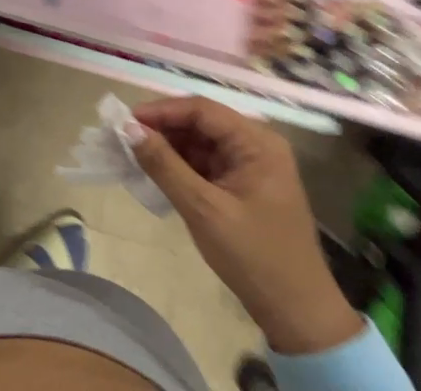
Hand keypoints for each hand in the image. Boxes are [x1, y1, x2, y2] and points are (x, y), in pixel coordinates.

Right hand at [129, 97, 363, 355]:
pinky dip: (181, 166)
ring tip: (134, 157)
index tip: (124, 123)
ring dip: (169, 147)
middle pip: (201, 122)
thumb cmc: (253, 256)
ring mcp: (252, 166)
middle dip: (162, 129)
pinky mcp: (245, 185)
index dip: (161, 111)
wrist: (296, 310)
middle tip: (124, 140)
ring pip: (201, 142)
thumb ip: (164, 165)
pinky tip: (157, 174)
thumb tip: (129, 129)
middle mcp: (258, 145)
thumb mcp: (202, 209)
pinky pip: (206, 163)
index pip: (202, 110)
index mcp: (258, 143)